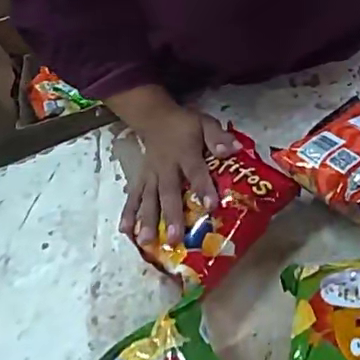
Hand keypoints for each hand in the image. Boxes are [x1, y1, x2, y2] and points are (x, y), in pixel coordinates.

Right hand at [119, 103, 238, 249]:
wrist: (155, 118)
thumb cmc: (185, 125)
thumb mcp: (205, 124)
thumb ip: (218, 137)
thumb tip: (234, 149)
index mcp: (186, 154)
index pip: (195, 172)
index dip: (203, 188)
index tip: (210, 206)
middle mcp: (166, 168)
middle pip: (168, 192)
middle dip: (171, 216)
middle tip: (174, 239)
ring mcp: (151, 175)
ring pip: (148, 198)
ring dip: (147, 220)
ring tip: (146, 242)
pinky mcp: (140, 179)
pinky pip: (133, 196)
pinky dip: (128, 213)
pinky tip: (125, 231)